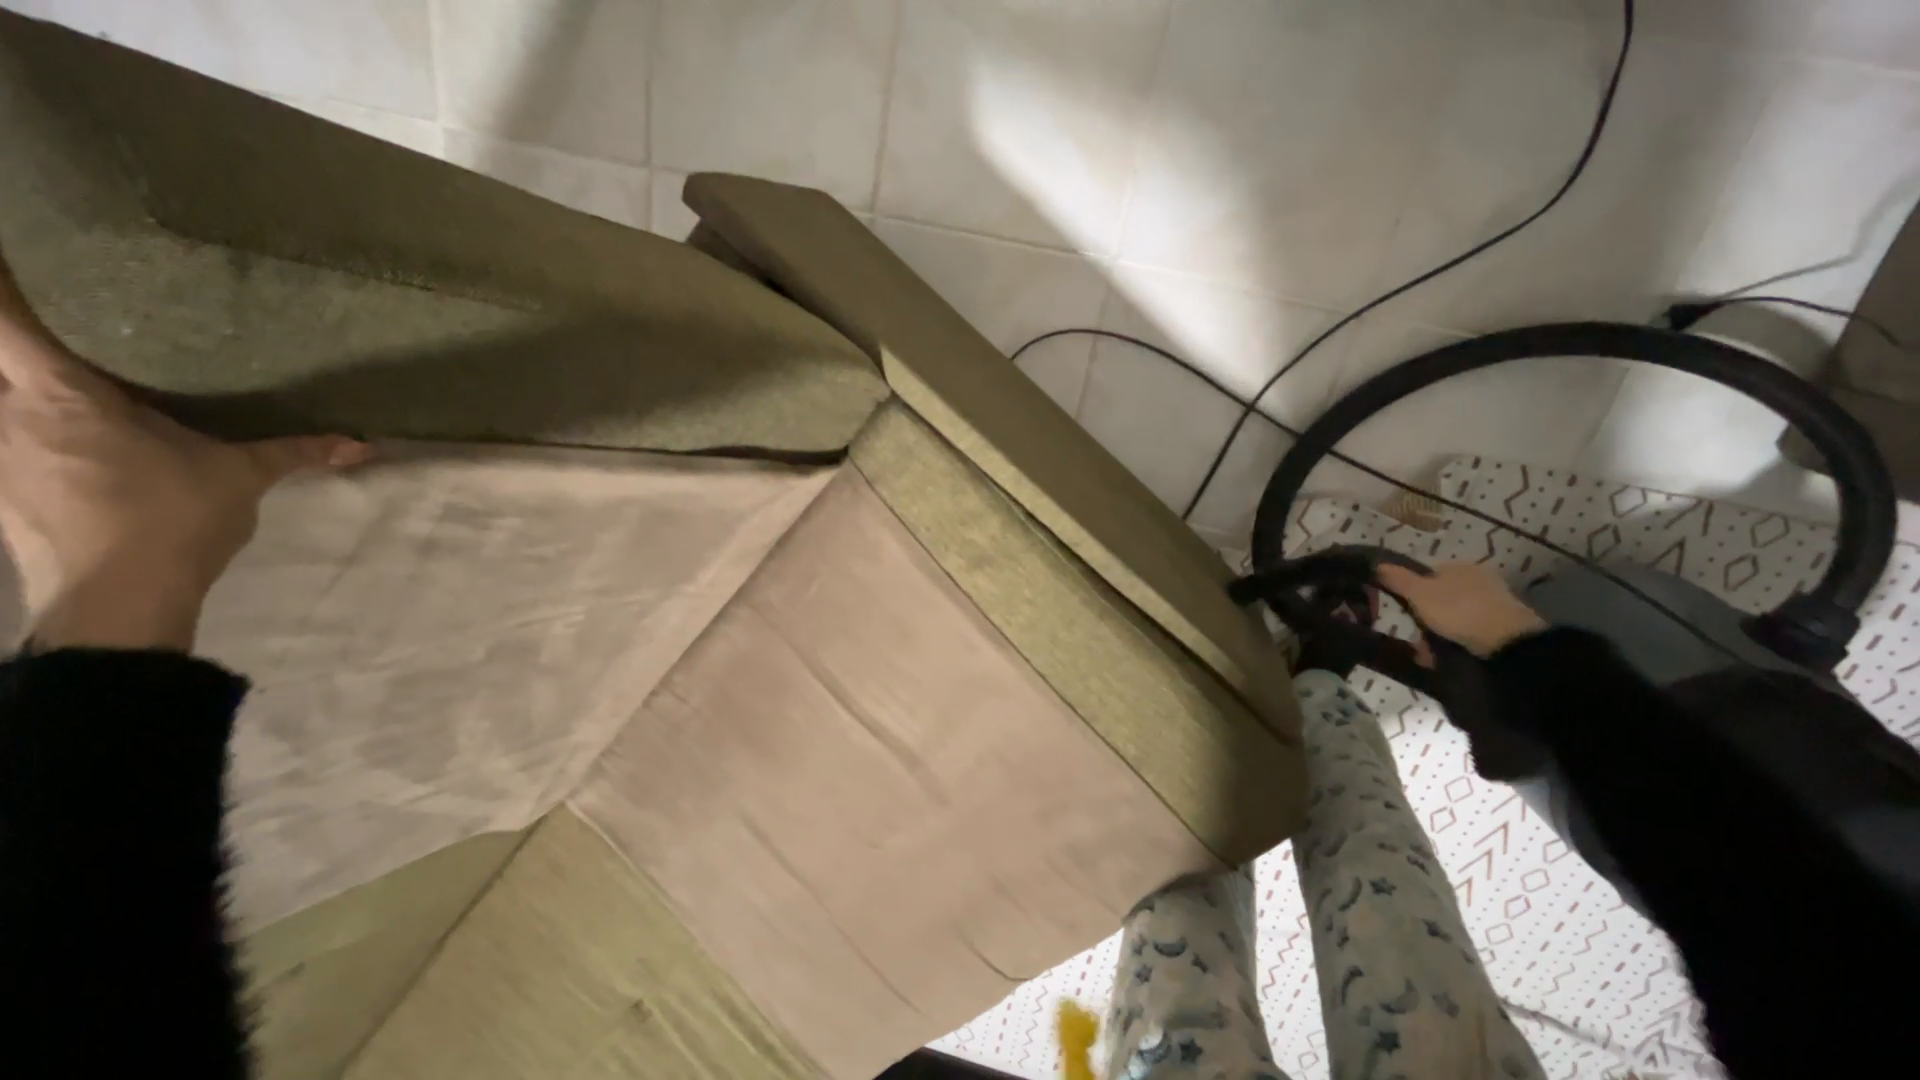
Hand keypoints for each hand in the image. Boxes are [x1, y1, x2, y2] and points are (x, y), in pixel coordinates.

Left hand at [0, 258, 365, 649]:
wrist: (115, 604)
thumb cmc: (170, 521)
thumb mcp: (242, 479)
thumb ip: (295, 452)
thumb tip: (363, 443)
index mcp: (57, 394)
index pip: (2, 314)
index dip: (4, 278)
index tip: (29, 250)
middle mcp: (2, 410)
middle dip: (17, 329)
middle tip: (63, 308)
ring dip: (18, 382)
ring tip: (65, 368)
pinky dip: (19, 424)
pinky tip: (57, 436)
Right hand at [1375, 562, 1546, 657]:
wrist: (1508, 641)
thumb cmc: (1458, 611)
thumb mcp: (1419, 594)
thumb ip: (1397, 579)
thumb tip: (1376, 564)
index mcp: (1457, 566)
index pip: (1426, 576)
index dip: (1411, 595)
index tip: (1405, 615)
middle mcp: (1477, 577)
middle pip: (1440, 598)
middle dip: (1426, 618)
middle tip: (1418, 641)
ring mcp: (1494, 599)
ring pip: (1455, 616)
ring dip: (1441, 633)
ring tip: (1433, 655)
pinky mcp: (1506, 622)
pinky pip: (1472, 629)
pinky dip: (1460, 640)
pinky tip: (1454, 654)